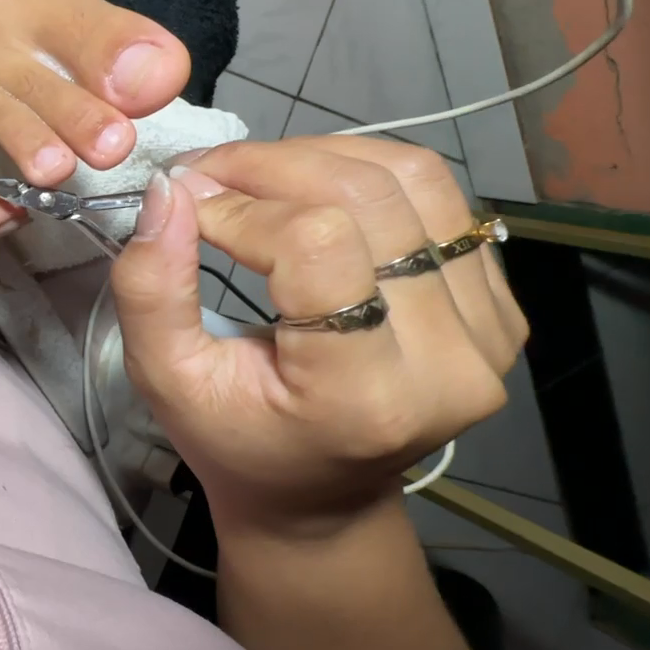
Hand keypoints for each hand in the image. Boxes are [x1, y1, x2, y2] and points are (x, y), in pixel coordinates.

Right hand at [108, 137, 528, 538]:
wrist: (316, 494)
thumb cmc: (230, 439)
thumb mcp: (162, 377)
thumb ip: (150, 288)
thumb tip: (167, 189)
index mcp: (363, 393)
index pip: (314, 242)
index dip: (236, 208)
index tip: (182, 209)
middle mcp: (451, 360)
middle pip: (367, 196)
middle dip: (266, 164)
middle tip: (203, 173)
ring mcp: (491, 331)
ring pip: (413, 177)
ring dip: (315, 154)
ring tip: (251, 174)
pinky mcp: (499, 307)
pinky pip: (439, 197)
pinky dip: (361, 174)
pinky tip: (308, 195)